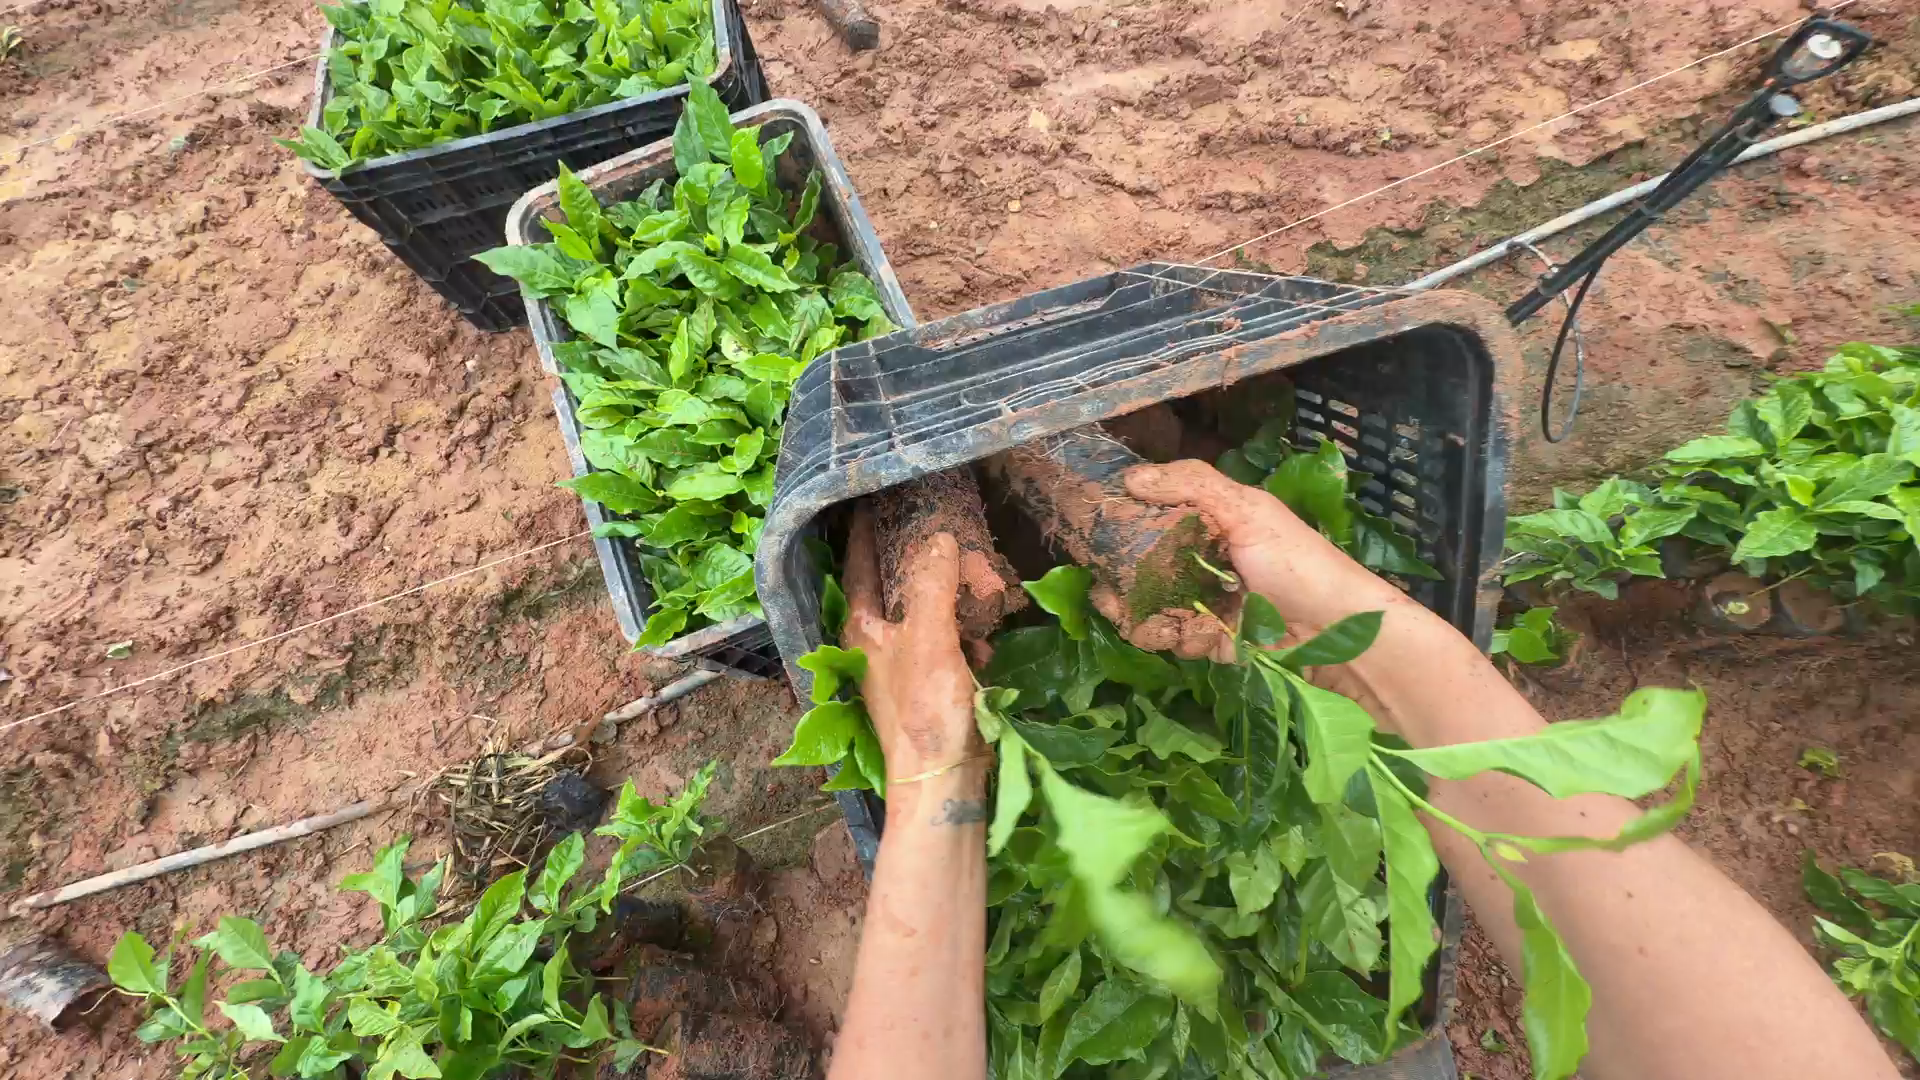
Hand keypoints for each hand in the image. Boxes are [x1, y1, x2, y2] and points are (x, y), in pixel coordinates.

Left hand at [841, 504, 980, 781]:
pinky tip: (984, 646)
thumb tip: (939, 539)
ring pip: (929, 613)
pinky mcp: (930, 681)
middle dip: (928, 565)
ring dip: (956, 602)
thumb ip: (932, 585)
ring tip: (986, 590)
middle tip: (952, 540)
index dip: (864, 532)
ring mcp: (904, 662)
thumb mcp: (930, 638)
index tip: (870, 501)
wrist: (943, 777)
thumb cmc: (925, 708)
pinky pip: (948, 642)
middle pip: (899, 586)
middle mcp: (876, 641)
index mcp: (862, 628)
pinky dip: (966, 637)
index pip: (858, 565)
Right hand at [1126, 460, 1410, 631]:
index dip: (1123, 522)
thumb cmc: (1296, 563)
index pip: (1154, 516)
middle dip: (1118, 578)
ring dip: (1137, 613)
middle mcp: (1201, 560)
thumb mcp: (1248, 511)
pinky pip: (1170, 637)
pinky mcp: (1206, 639)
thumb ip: (1192, 486)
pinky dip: (1166, 637)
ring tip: (1128, 615)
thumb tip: (1129, 477)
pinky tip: (1173, 635)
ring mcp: (1202, 601)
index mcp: (1210, 523)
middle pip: (1142, 566)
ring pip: (1149, 605)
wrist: (1338, 635)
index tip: (1093, 529)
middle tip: (1103, 588)